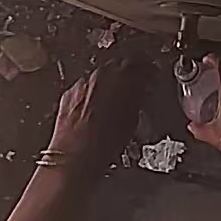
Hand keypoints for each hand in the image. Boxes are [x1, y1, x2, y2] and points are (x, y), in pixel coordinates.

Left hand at [45, 55, 148, 177]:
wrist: (74, 157)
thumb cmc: (103, 144)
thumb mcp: (132, 120)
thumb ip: (138, 98)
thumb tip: (141, 91)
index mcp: (121, 79)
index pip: (139, 63)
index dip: (147, 69)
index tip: (151, 74)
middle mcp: (100, 77)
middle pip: (119, 66)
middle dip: (129, 74)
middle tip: (136, 85)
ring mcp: (83, 84)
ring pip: (101, 75)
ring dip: (111, 83)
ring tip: (117, 99)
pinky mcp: (69, 94)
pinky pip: (86, 87)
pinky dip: (94, 93)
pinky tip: (98, 107)